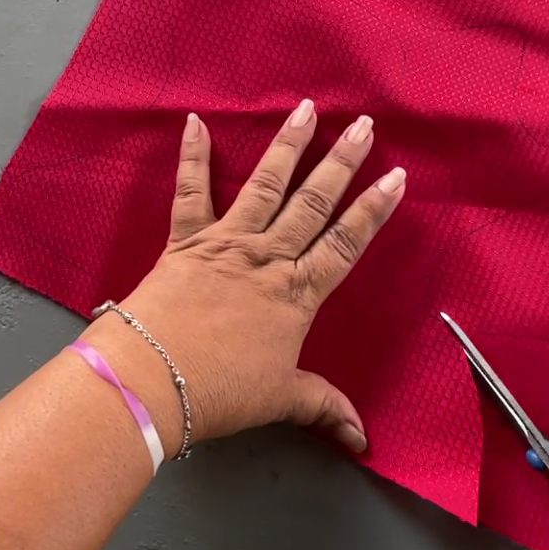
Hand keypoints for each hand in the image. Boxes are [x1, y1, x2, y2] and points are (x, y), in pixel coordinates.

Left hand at [81, 100, 404, 453]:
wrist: (152, 381)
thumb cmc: (219, 392)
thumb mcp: (279, 400)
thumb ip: (323, 407)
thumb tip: (362, 439)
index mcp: (296, 293)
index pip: (346, 243)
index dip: (374, 210)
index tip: (396, 177)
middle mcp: (267, 258)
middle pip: (313, 203)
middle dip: (341, 162)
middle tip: (363, 126)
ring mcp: (226, 243)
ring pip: (265, 186)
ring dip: (288, 146)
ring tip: (307, 109)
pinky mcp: (186, 240)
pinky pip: (192, 192)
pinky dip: (193, 157)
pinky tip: (195, 122)